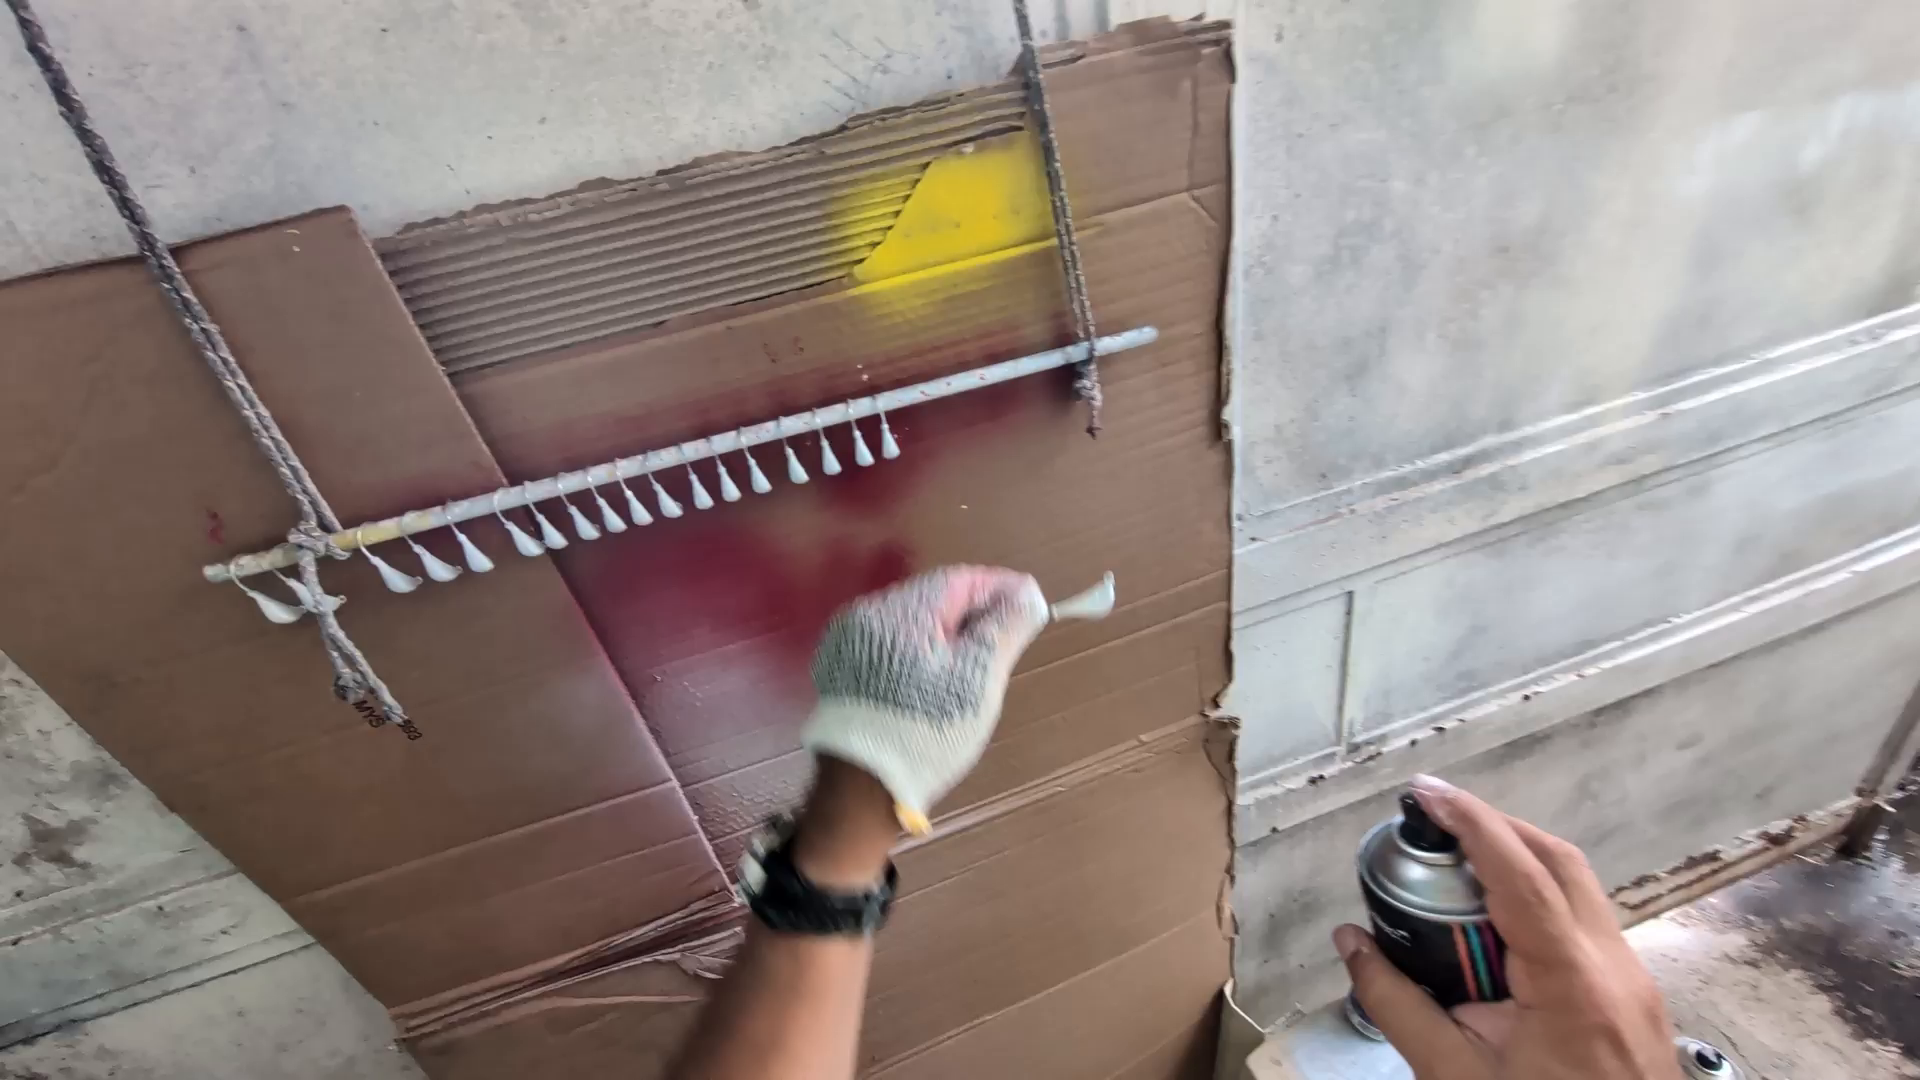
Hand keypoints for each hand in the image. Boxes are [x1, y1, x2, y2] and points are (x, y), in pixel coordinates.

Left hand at [801, 565, 1048, 834]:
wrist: (862, 792)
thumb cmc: (927, 732)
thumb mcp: (978, 679)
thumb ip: (1006, 628)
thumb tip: (1028, 594)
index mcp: (901, 611)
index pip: (959, 579)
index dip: (999, 587)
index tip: (1029, 603)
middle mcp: (868, 613)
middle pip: (935, 597)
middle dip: (975, 611)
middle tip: (1008, 636)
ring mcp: (849, 639)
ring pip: (915, 620)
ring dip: (948, 631)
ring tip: (976, 661)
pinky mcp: (842, 664)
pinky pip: (893, 642)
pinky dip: (921, 649)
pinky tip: (937, 677)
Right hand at [1335, 776, 1682, 1079]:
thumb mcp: (1453, 1076)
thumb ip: (1395, 1002)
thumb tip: (1349, 939)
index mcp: (1575, 988)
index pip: (1523, 878)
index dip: (1472, 823)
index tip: (1425, 792)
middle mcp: (1616, 970)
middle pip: (1560, 862)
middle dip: (1493, 825)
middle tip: (1433, 816)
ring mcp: (1632, 982)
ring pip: (1576, 885)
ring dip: (1513, 854)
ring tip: (1451, 857)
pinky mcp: (1631, 996)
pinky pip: (1579, 917)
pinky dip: (1530, 890)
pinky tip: (1487, 916)